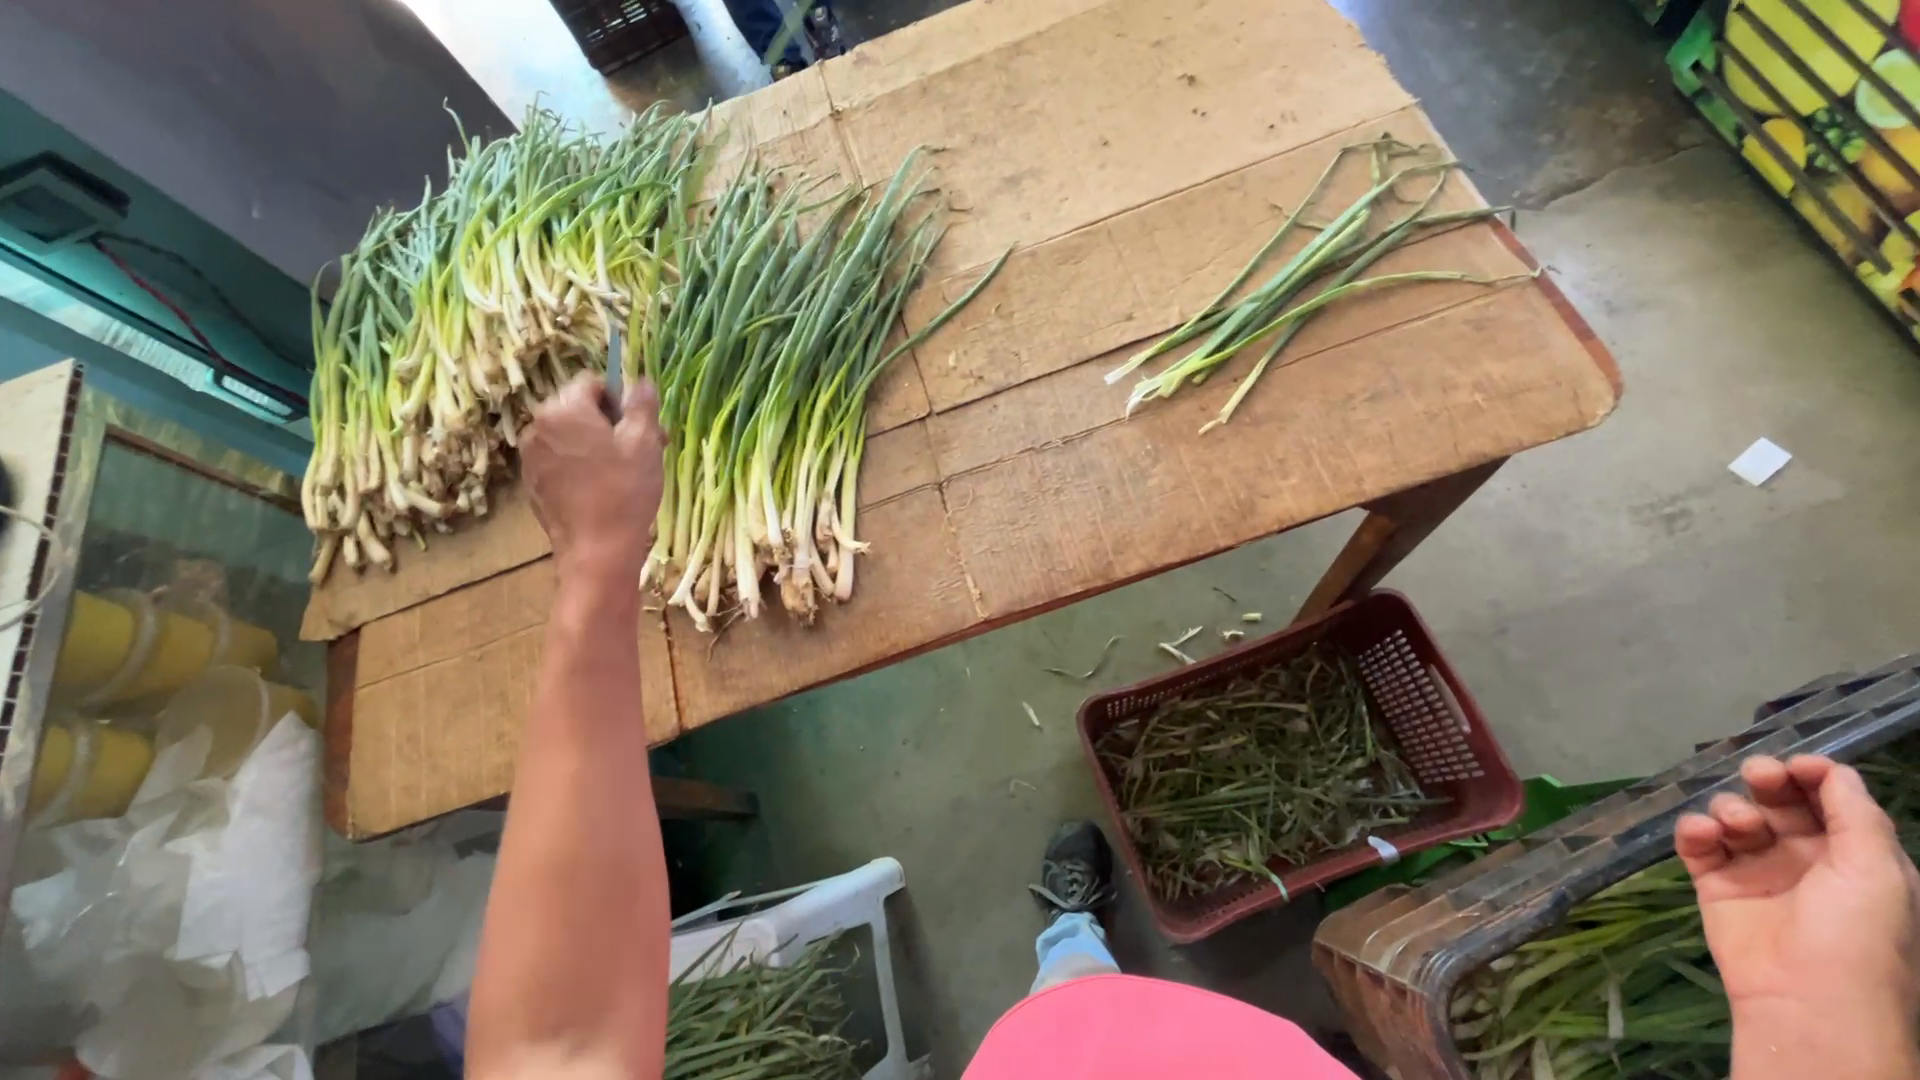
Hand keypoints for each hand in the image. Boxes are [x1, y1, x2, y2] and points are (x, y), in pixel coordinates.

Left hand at [521, 374, 664, 587]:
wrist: (597, 551)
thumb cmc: (624, 492)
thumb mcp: (644, 443)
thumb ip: (642, 404)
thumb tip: (640, 381)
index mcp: (562, 410)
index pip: (592, 383)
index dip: (621, 399)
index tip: (642, 425)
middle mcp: (537, 426)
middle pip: (578, 408)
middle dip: (609, 422)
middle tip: (641, 449)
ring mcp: (530, 457)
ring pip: (569, 435)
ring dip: (595, 443)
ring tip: (623, 471)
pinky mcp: (532, 483)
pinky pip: (559, 460)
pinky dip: (579, 465)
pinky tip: (601, 488)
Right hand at [1676, 755, 1919, 1076]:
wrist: (1808, 996)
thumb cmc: (1858, 934)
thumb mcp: (1878, 873)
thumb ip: (1856, 815)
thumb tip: (1830, 767)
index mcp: (1854, 856)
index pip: (1830, 800)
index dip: (1812, 775)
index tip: (1795, 765)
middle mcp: (1806, 858)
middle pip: (1779, 801)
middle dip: (1767, 781)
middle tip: (1758, 776)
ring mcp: (1756, 869)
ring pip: (1734, 816)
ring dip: (1732, 810)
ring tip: (1735, 827)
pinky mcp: (1713, 881)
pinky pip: (1696, 841)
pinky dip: (1695, 830)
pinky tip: (1702, 835)